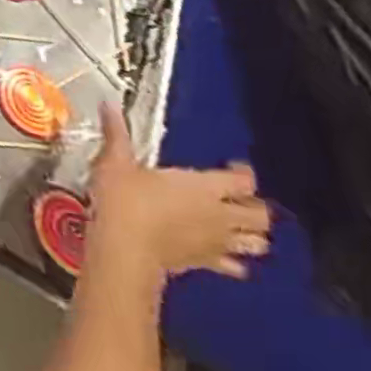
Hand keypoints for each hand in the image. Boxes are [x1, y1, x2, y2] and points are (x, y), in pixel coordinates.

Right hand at [86, 103, 271, 279]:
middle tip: (236, 199)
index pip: (244, 180)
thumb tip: (108, 105)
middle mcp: (221, 215)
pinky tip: (220, 255)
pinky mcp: (207, 263)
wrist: (124, 245)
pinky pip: (233, 266)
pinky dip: (232, 261)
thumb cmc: (123, 198)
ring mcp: (218, 242)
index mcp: (205, 187)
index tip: (231, 166)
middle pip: (261, 215)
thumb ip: (116, 135)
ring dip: (251, 235)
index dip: (242, 172)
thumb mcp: (114, 162)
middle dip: (254, 207)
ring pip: (257, 243)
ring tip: (235, 228)